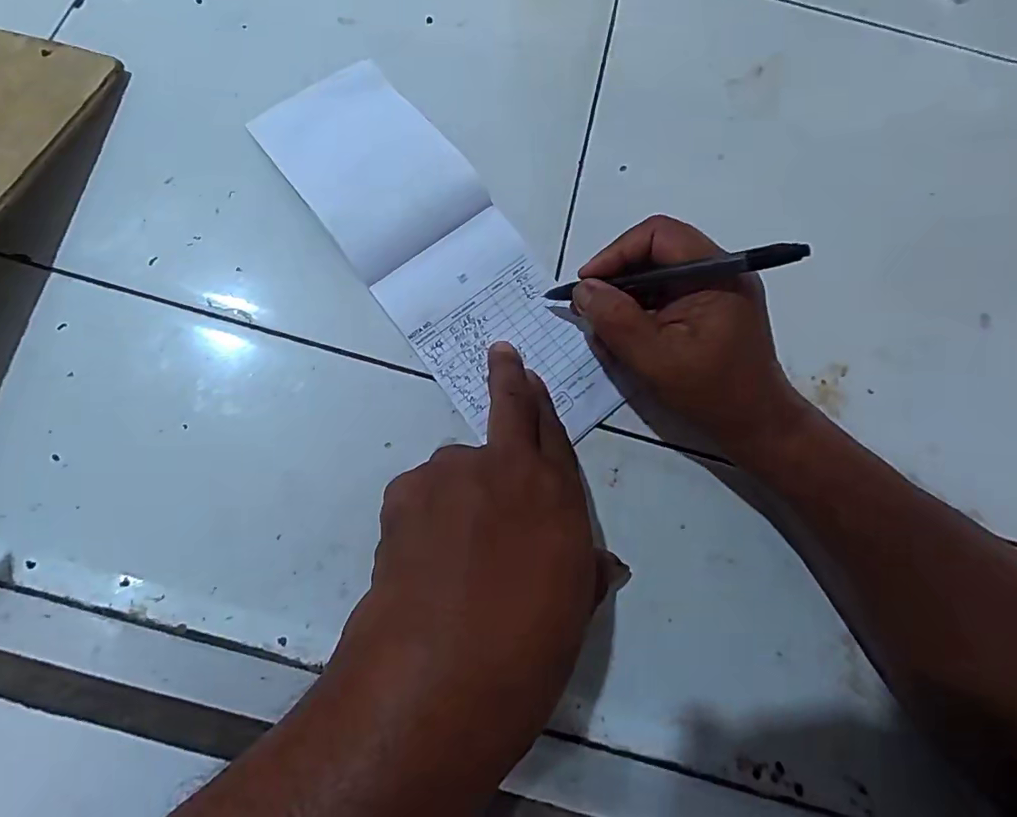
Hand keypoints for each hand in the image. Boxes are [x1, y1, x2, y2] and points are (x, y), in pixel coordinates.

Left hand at [321, 343, 618, 785]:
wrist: (442, 664)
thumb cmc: (526, 649)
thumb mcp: (571, 612)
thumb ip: (585, 573)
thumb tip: (608, 566)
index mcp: (558, 496)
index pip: (553, 432)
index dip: (542, 403)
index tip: (530, 376)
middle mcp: (508, 469)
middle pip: (510, 408)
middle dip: (507, 377)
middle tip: (502, 352)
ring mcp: (454, 471)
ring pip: (455, 467)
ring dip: (456, 491)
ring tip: (449, 549)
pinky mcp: (407, 487)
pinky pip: (420, 493)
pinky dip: (422, 513)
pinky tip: (421, 555)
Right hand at [572, 215, 810, 446]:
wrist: (758, 427)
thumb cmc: (711, 393)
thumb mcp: (654, 358)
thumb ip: (615, 319)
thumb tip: (584, 289)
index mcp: (716, 274)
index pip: (658, 235)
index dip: (616, 253)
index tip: (588, 284)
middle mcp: (719, 272)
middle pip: (655, 250)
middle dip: (617, 275)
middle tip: (590, 304)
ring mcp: (715, 290)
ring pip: (656, 272)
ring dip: (625, 294)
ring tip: (605, 325)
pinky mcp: (708, 308)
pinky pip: (665, 293)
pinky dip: (639, 308)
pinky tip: (625, 335)